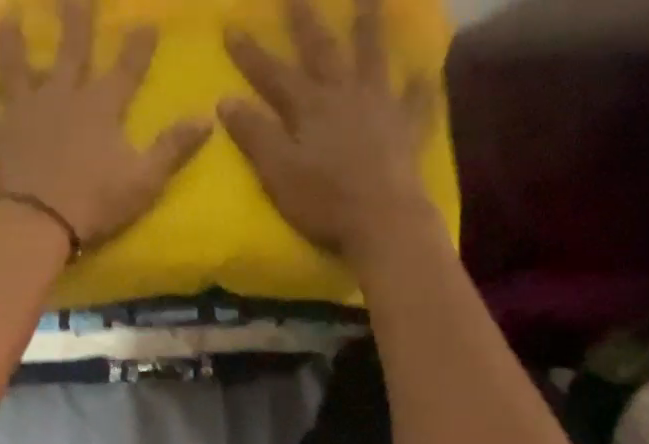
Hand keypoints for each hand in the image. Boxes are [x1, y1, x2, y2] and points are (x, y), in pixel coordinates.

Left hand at [0, 0, 213, 250]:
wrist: (44, 223)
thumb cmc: (97, 203)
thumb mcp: (145, 179)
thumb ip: (173, 147)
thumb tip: (207, 118)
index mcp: (102, 107)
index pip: (127, 68)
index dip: (138, 46)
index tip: (146, 23)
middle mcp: (62, 97)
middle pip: (71, 50)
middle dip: (76, 19)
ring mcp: (26, 113)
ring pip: (16, 69)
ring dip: (10, 42)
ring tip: (3, 17)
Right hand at [219, 0, 439, 273]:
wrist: (382, 219)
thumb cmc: (323, 200)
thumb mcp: (277, 172)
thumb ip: (254, 135)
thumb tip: (225, 100)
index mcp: (309, 107)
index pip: (273, 74)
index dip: (250, 53)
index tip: (231, 26)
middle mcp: (345, 95)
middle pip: (323, 49)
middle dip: (307, 19)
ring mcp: (381, 108)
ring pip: (374, 56)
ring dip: (371, 24)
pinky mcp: (407, 129)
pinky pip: (416, 100)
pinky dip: (419, 85)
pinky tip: (423, 71)